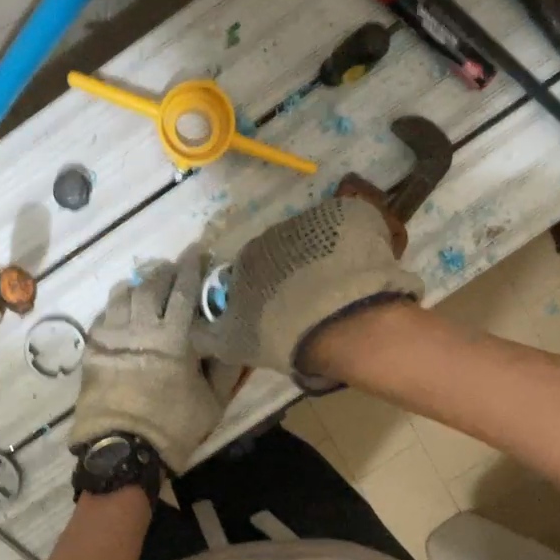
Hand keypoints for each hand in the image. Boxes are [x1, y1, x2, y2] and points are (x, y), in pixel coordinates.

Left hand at [71, 265, 223, 471]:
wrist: (123, 448)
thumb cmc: (174, 427)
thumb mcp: (213, 401)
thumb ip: (225, 368)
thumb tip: (232, 341)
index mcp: (175, 335)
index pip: (184, 288)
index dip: (192, 266)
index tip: (198, 251)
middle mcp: (141, 326)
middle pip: (151, 285)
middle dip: (164, 271)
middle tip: (173, 268)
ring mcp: (113, 336)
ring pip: (123, 295)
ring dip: (137, 285)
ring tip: (145, 285)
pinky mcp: (93, 350)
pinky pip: (103, 316)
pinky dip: (115, 307)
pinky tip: (121, 311)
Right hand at [190, 198, 422, 379]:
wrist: (338, 322)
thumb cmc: (280, 335)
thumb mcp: (230, 345)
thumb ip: (206, 333)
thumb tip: (192, 329)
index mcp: (246, 258)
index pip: (253, 268)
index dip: (268, 289)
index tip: (282, 311)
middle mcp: (275, 232)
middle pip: (286, 249)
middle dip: (298, 271)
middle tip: (315, 303)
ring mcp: (315, 220)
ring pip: (321, 237)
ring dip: (329, 257)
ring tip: (345, 289)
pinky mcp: (352, 214)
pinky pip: (353, 225)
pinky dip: (358, 242)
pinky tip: (367, 269)